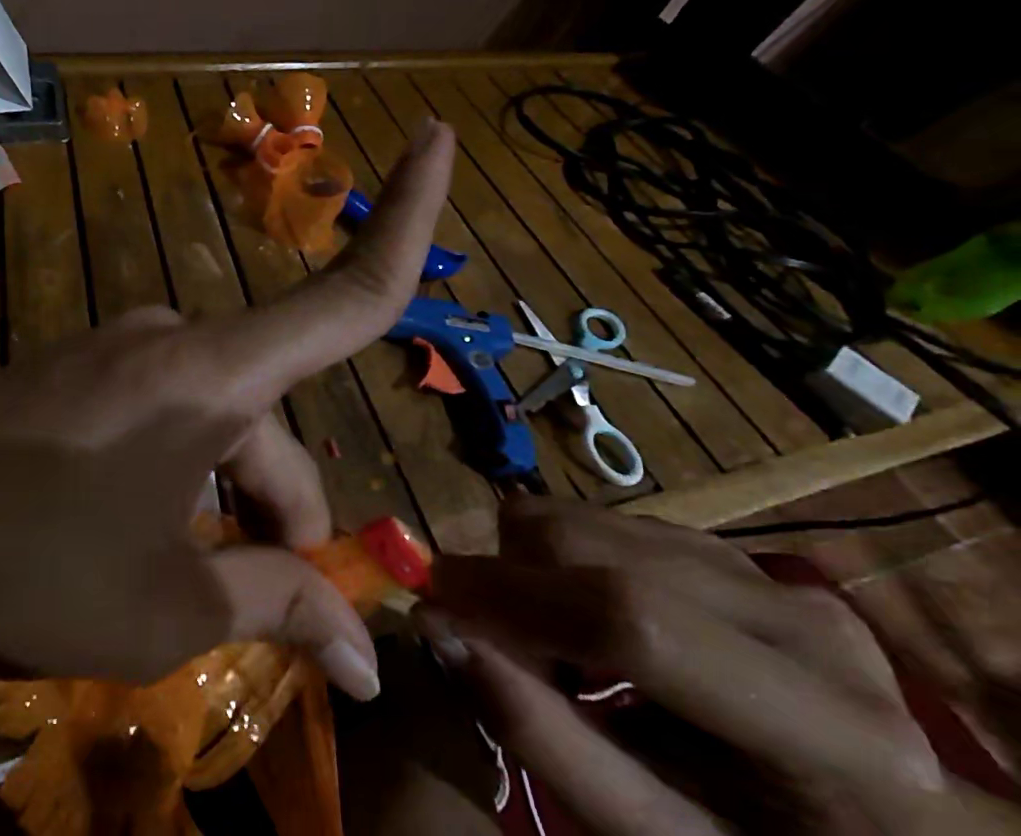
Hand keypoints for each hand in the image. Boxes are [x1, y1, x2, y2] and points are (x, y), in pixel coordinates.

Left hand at [0, 118, 455, 701]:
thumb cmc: (18, 569)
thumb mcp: (161, 608)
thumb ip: (273, 608)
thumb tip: (372, 655)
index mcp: (208, 379)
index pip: (341, 297)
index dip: (407, 221)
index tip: (444, 143)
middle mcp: (162, 343)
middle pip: (268, 417)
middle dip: (283, 509)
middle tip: (276, 602)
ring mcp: (101, 354)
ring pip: (206, 424)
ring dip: (222, 501)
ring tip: (191, 587)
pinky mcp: (57, 376)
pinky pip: (146, 419)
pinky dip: (166, 478)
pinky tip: (132, 540)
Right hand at [414, 497, 1017, 833]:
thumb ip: (544, 737)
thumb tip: (437, 629)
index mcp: (830, 729)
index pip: (631, 620)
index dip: (509, 597)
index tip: (426, 599)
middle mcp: (809, 624)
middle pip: (595, 546)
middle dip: (507, 577)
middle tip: (484, 638)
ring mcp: (777, 578)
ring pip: (590, 520)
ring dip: (531, 568)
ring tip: (546, 645)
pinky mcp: (744, 557)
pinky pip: (608, 524)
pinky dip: (563, 563)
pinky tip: (587, 627)